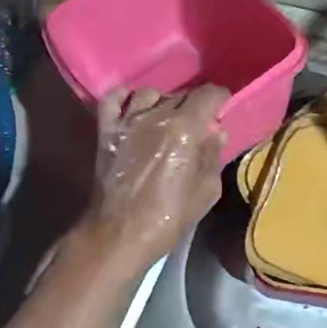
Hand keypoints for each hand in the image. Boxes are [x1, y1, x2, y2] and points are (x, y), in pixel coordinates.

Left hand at [80, 85, 229, 272]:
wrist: (120, 233)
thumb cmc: (168, 217)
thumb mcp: (206, 192)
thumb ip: (213, 156)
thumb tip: (215, 133)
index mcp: (185, 129)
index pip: (209, 94)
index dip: (219, 100)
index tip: (221, 111)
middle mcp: (156, 116)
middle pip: (181, 94)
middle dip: (194, 106)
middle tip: (197, 126)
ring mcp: (127, 121)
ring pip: (149, 93)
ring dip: (162, 103)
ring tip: (165, 121)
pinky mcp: (105, 131)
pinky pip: (113, 99)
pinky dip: (124, 98)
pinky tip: (132, 108)